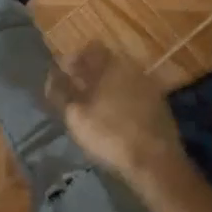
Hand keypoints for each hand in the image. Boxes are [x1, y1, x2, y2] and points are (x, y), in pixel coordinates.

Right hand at [50, 44, 185, 181]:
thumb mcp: (76, 115)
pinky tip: (116, 120)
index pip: (91, 48)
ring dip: (107, 89)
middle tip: (77, 94)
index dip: (75, 59)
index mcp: (112, 64)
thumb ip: (61, 91)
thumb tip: (51, 75)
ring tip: (94, 109)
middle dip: (91, 75)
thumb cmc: (110, 133)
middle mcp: (132, 68)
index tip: (64, 76)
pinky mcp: (160, 106)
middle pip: (107, 63)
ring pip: (122, 79)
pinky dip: (123, 102)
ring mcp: (149, 86)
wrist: (156, 163)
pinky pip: (135, 95)